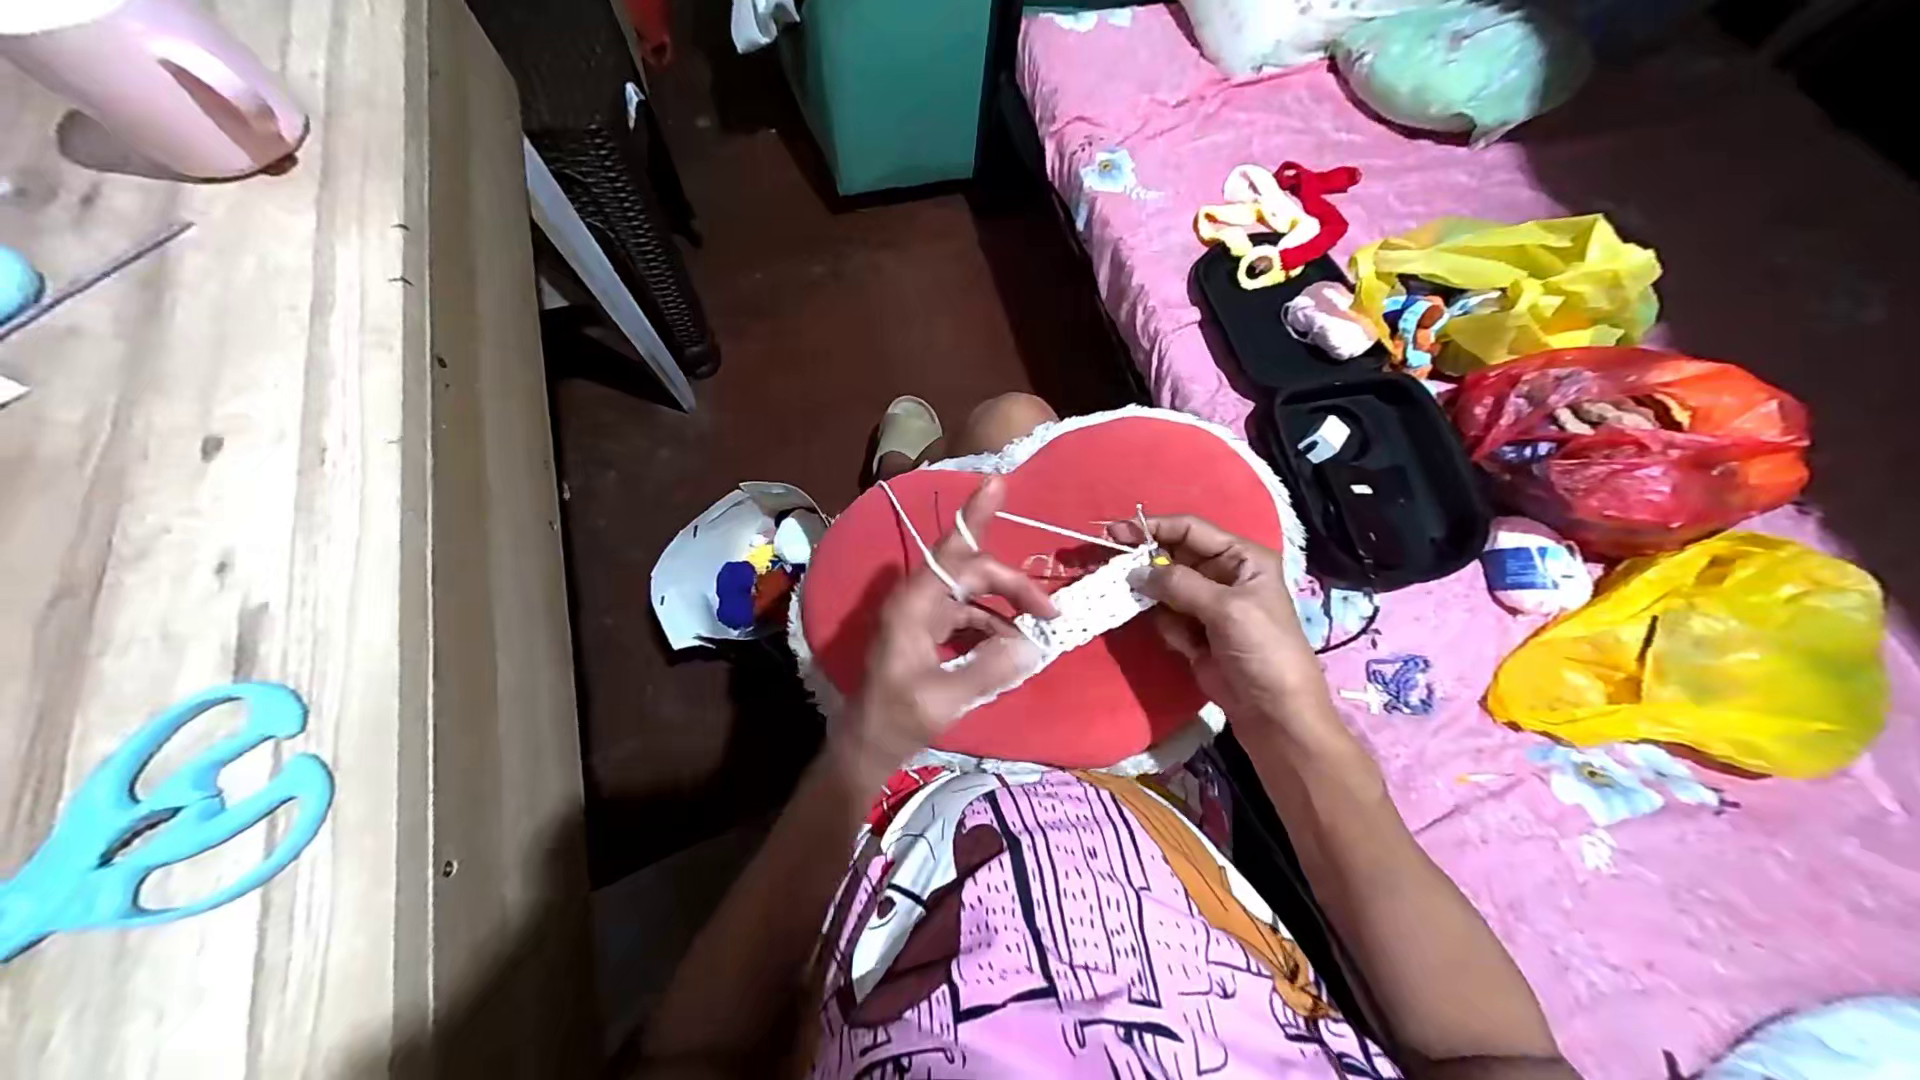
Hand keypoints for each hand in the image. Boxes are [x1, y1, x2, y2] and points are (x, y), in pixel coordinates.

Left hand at [835, 476, 1056, 781]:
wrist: (868, 743)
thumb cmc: (897, 719)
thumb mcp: (945, 699)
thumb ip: (989, 669)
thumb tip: (1033, 644)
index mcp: (914, 605)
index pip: (950, 552)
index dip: (975, 516)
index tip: (997, 483)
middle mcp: (918, 600)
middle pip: (972, 572)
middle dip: (1012, 584)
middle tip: (1049, 609)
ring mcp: (923, 615)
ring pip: (973, 593)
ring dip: (1006, 605)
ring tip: (1040, 624)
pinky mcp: (929, 631)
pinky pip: (968, 615)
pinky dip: (993, 624)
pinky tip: (1014, 642)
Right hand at [1111, 515, 1335, 740]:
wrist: (1274, 711)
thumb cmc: (1263, 649)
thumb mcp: (1226, 609)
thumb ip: (1179, 584)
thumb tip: (1134, 573)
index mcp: (1241, 558)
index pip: (1190, 529)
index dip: (1153, 528)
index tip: (1116, 532)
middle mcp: (1223, 574)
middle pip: (1171, 556)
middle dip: (1147, 564)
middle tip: (1116, 569)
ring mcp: (1206, 604)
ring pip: (1162, 587)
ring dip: (1156, 601)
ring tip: (1174, 623)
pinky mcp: (1192, 630)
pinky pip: (1164, 615)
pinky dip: (1167, 627)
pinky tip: (1188, 646)